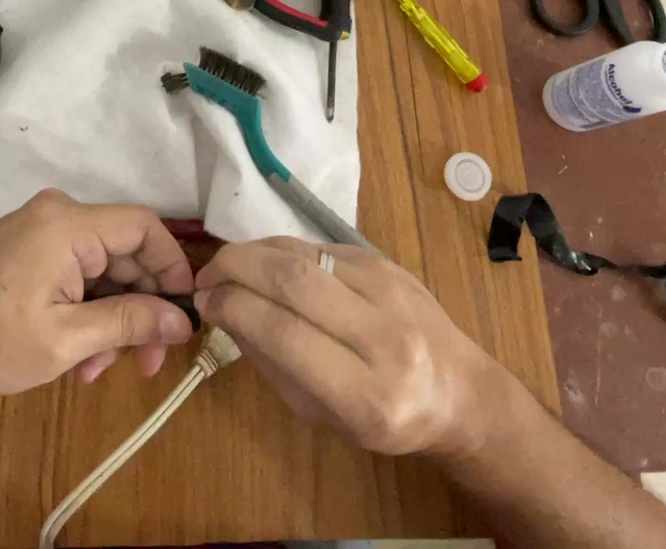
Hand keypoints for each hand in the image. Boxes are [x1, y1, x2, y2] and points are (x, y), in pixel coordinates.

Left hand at [0, 189, 194, 396]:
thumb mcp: (66, 340)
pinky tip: (79, 358)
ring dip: (110, 318)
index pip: (144, 227)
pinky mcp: (28, 248)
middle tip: (147, 362)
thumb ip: (129, 322)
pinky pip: (75, 272)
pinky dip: (85, 310)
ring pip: (101, 269)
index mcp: (68, 224)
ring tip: (98, 370)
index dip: (172, 268)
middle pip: (123, 252)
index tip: (183, 314)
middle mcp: (57, 214)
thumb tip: (183, 319)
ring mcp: (40, 230)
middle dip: (138, 308)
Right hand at [194, 237, 509, 458]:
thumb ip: (272, 362)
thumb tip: (223, 307)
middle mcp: (384, 337)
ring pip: (304, 253)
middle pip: (292, 281)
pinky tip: (263, 262)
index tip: (203, 303)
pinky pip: (320, 246)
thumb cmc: (384, 418)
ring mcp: (390, 291)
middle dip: (235, 268)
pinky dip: (280, 249)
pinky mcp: (387, 263)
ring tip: (226, 266)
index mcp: (368, 393)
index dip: (233, 308)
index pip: (284, 334)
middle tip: (204, 276)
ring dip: (252, 252)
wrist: (461, 392)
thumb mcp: (320, 413)